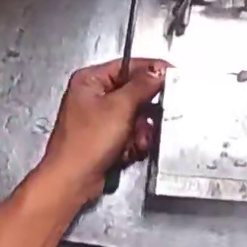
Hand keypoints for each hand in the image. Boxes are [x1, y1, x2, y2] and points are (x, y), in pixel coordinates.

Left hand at [36, 59, 168, 201]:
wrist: (73, 179)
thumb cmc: (88, 141)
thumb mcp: (120, 107)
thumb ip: (142, 85)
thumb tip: (160, 71)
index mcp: (90, 80)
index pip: (128, 66)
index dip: (151, 70)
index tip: (173, 73)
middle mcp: (93, 96)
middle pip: (133, 92)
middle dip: (145, 109)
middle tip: (153, 118)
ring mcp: (98, 118)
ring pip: (135, 115)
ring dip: (141, 129)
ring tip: (137, 140)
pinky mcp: (104, 138)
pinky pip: (129, 132)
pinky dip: (134, 141)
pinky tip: (130, 150)